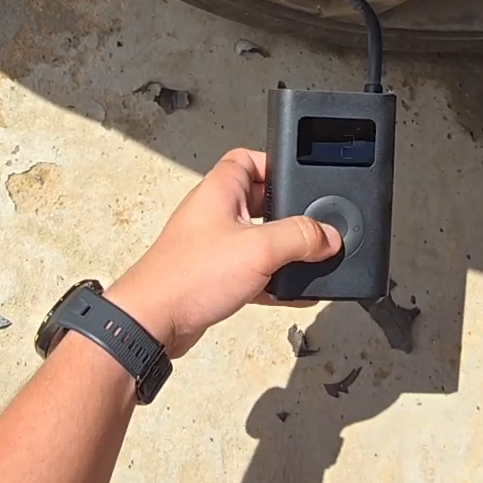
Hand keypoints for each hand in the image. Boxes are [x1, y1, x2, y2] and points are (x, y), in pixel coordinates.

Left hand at [107, 149, 340, 356]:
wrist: (153, 324)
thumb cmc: (189, 275)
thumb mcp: (258, 249)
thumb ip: (300, 238)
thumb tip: (328, 235)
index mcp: (220, 189)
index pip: (249, 158)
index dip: (276, 163)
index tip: (303, 177)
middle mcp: (216, 212)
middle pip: (261, 200)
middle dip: (289, 212)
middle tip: (313, 224)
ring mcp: (214, 244)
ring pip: (258, 237)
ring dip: (283, 249)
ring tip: (309, 259)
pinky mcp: (215, 276)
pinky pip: (253, 270)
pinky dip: (274, 279)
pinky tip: (295, 292)